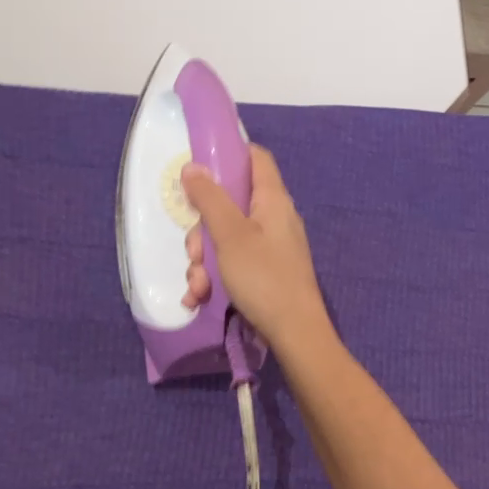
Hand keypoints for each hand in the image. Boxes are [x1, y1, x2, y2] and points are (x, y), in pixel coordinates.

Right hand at [179, 145, 335, 355]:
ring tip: (199, 288)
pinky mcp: (264, 274)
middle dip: (202, 231)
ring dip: (203, 263)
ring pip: (224, 240)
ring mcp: (270, 248)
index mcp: (272, 200)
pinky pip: (232, 266)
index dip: (229, 154)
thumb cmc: (263, 278)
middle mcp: (273, 219)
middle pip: (229, 205)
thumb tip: (194, 166)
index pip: (256, 158)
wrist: (294, 333)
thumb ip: (210, 199)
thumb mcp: (229, 236)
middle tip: (195, 253)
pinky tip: (199, 299)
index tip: (200, 166)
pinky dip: (214, 280)